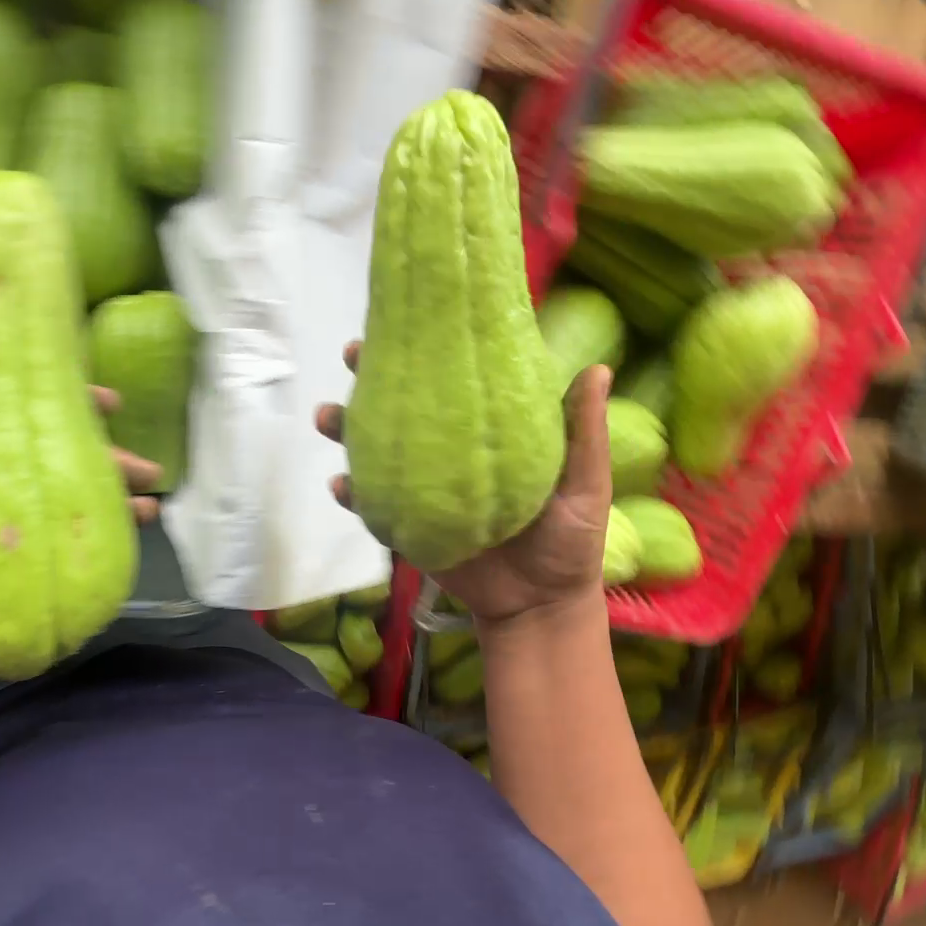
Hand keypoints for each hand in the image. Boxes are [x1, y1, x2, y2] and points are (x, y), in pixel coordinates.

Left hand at [0, 384, 162, 720]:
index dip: (44, 399)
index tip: (90, 393)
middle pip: (47, 460)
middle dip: (99, 455)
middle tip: (143, 462)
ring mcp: (4, 540)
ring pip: (65, 503)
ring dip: (110, 497)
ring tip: (150, 500)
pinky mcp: (19, 581)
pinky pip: (67, 554)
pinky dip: (102, 542)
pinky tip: (133, 536)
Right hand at [315, 342, 613, 625]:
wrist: (539, 606)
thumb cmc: (569, 542)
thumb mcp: (585, 487)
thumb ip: (583, 434)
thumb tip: (598, 369)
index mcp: (489, 435)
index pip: (455, 383)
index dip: (430, 352)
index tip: (408, 320)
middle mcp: (450, 454)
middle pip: (405, 409)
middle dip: (372, 380)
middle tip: (352, 356)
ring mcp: (425, 489)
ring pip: (377, 451)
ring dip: (347, 431)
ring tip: (327, 418)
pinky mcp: (409, 525)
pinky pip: (373, 506)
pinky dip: (353, 496)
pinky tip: (340, 486)